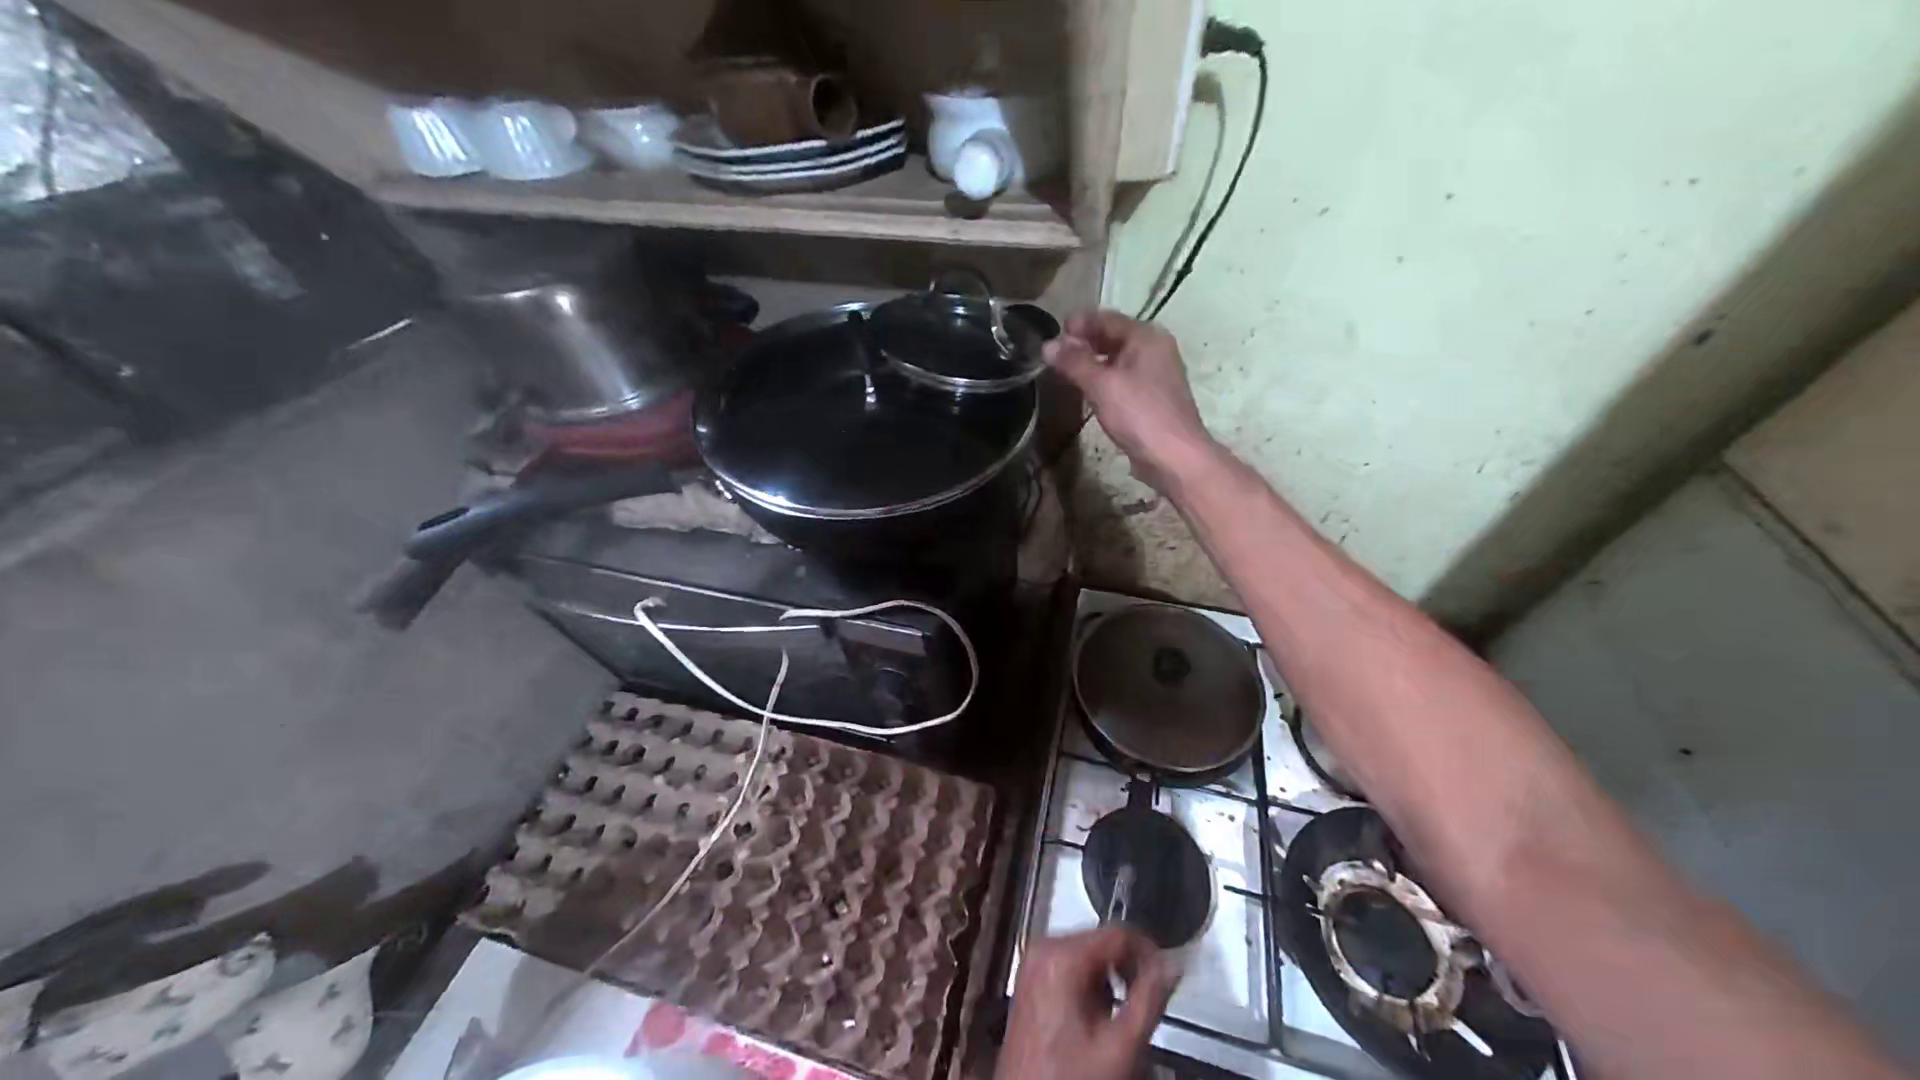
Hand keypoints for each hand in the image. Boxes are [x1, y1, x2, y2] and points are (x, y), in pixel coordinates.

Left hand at [993, 925, 1178, 1079]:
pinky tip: (1097, 1018)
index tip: (1166, 973)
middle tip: (1145, 1000)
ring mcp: (1034, 963)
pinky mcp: (1032, 977)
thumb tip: (1170, 968)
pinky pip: (1071, 966)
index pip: (1119, 933)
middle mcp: (1042, 950)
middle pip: (1103, 941)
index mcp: (1061, 957)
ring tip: (1120, 1016)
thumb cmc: (1067, 1079)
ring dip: (1110, 979)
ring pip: (1089, 953)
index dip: (1149, 952)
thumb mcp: (1119, 1046)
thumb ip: (1150, 1000)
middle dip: (1128, 969)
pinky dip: (1090, 985)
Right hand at [1043, 311, 1217, 492]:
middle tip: (1056, 354)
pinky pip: (1124, 377)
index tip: (1052, 334)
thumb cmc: (1139, 415)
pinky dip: (1105, 377)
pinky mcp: (1154, 396)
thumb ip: (1074, 362)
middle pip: (1114, 336)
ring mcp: (1157, 373)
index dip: (1078, 323)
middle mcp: (1155, 348)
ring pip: (1119, 358)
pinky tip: (1089, 390)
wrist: (1175, 457)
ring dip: (1093, 361)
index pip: (1106, 318)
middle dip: (1084, 342)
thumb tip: (1047, 345)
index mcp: (1146, 337)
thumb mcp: (1101, 385)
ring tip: (1066, 370)